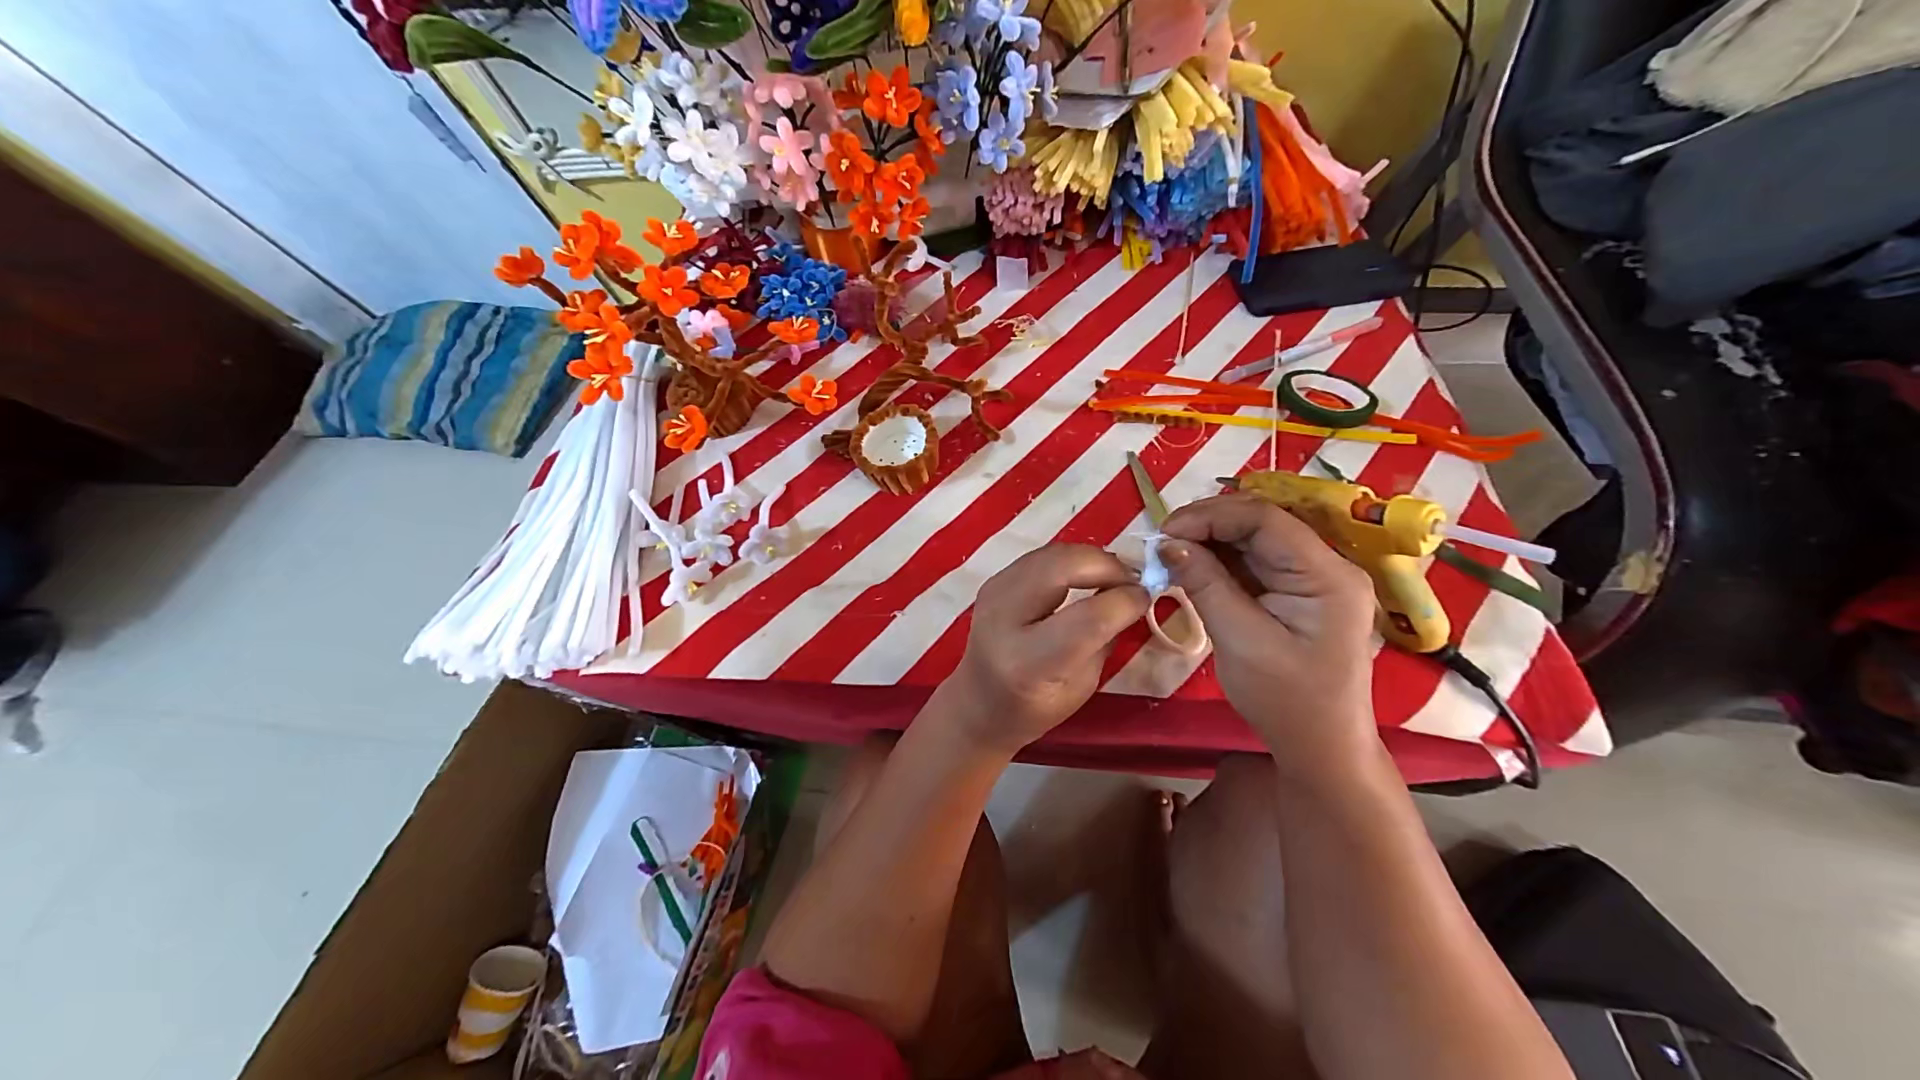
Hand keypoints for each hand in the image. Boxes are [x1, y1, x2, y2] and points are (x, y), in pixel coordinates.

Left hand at [934, 544, 1149, 755]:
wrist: (978, 704)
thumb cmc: (1035, 708)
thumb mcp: (1081, 685)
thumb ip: (1105, 637)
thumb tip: (1135, 595)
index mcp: (1027, 662)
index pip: (1086, 618)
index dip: (1124, 600)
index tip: (1147, 596)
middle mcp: (1004, 619)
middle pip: (1062, 567)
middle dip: (1108, 565)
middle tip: (1133, 579)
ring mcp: (994, 593)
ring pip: (1053, 553)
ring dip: (1092, 558)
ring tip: (1115, 577)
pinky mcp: (995, 580)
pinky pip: (1042, 556)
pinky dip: (1072, 560)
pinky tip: (1089, 575)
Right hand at [1158, 494, 1380, 777]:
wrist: (1321, 748)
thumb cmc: (1286, 701)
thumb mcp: (1240, 641)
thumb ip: (1206, 585)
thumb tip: (1169, 543)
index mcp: (1327, 576)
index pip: (1266, 521)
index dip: (1211, 516)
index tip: (1164, 532)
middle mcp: (1327, 566)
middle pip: (1262, 524)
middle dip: (1208, 525)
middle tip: (1162, 542)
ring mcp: (1314, 579)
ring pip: (1255, 540)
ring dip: (1210, 541)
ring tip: (1170, 554)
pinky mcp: (1297, 593)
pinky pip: (1255, 563)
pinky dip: (1220, 562)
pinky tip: (1192, 567)